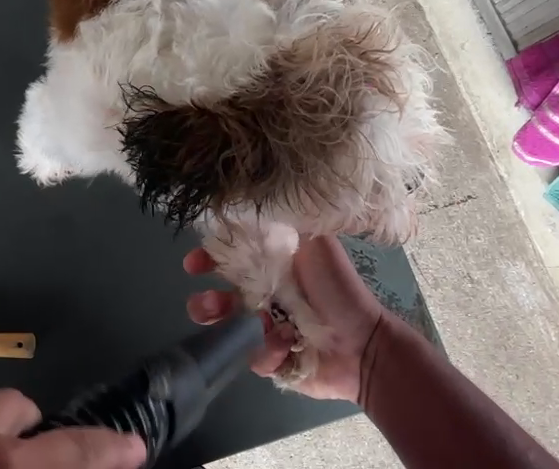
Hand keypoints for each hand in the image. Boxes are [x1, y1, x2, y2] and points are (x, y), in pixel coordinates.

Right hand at [184, 234, 393, 401]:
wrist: (364, 342)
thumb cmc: (338, 287)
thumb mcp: (314, 242)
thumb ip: (284, 222)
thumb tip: (253, 197)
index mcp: (270, 267)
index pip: (229, 259)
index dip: (208, 258)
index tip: (194, 263)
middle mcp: (263, 297)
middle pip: (220, 296)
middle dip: (206, 300)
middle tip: (204, 303)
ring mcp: (266, 330)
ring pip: (229, 329)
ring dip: (224, 325)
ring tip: (232, 323)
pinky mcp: (273, 361)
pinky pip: (255, 357)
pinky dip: (265, 350)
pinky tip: (284, 342)